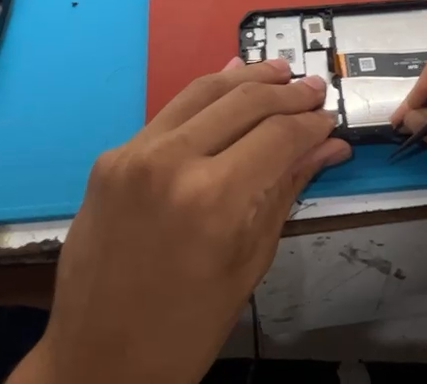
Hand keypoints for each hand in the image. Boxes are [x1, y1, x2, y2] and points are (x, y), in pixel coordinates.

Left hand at [15, 58, 350, 383]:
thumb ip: (286, 191)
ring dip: (246, 78)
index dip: (311, 124)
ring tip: (279, 71)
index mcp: (212, 201)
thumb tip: (329, 146)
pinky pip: (168, 114)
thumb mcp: (248, 264)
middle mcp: (171, 163)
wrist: (96, 361)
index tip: (330, 118)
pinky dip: (203, 97)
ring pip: (202, 92)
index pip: (278, 137)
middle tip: (314, 88)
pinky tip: (228, 87)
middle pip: (243, 102)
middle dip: (286, 93)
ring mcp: (134, 154)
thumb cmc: (185, 329)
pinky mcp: (111, 156)